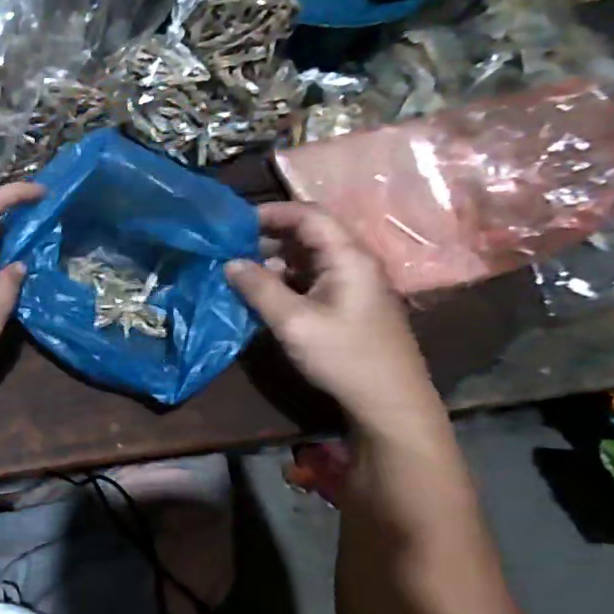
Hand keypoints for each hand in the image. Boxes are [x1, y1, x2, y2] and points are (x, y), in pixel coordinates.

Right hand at [225, 202, 442, 434]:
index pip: (308, 215)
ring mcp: (350, 282)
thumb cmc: (343, 356)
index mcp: (348, 257)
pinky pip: (308, 277)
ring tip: (235, 272)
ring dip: (270, 259)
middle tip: (225, 249)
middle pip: (307, 233)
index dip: (270, 213)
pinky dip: (281, 278)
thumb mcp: (293, 322)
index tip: (231, 224)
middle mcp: (352, 262)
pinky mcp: (345, 302)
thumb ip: (259, 288)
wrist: (388, 400)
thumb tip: (229, 263)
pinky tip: (258, 293)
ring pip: (305, 256)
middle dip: (264, 237)